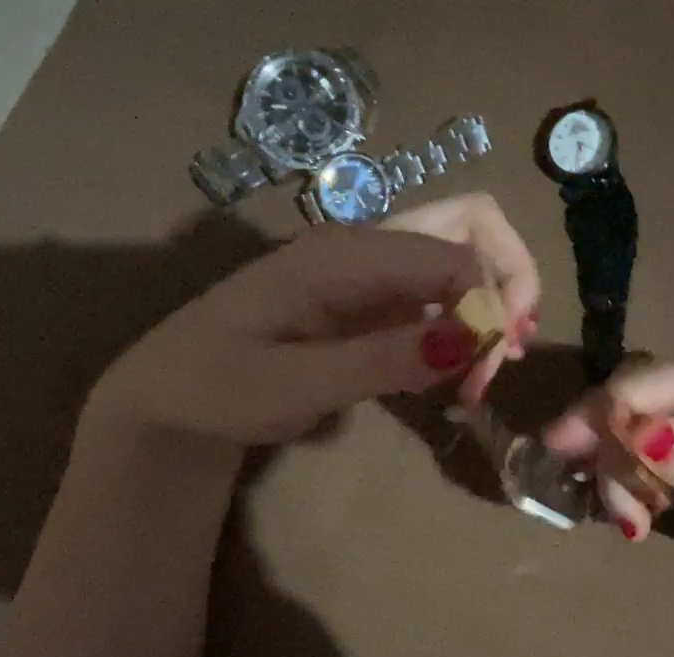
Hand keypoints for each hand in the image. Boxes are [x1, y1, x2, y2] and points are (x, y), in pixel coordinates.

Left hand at [88, 216, 525, 444]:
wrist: (170, 405)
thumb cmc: (217, 389)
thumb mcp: (295, 384)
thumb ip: (381, 359)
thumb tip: (471, 336)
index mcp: (341, 254)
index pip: (454, 247)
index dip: (495, 296)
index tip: (497, 364)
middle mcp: (360, 251)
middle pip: (466, 234)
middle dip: (503, 291)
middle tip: (503, 362)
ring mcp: (364, 280)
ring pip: (455, 273)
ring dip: (483, 319)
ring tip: (477, 386)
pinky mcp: (365, 311)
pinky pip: (432, 307)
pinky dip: (456, 339)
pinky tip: (453, 383)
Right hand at [544, 360, 673, 586]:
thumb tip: (640, 432)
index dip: (622, 404)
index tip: (572, 444)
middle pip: (649, 390)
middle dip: (610, 439)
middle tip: (574, 480)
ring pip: (639, 416)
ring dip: (618, 466)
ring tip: (630, 521)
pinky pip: (648, 439)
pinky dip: (630, 474)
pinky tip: (638, 512)